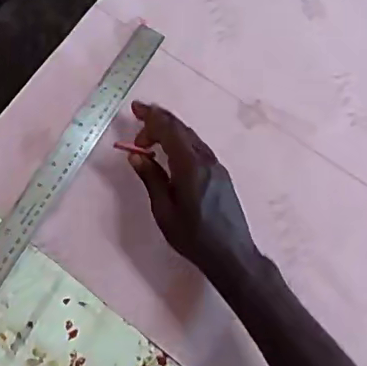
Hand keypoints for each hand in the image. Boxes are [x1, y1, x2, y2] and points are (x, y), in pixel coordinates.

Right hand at [125, 102, 262, 284]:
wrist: (232, 255)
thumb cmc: (194, 236)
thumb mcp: (164, 211)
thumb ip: (151, 179)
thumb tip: (136, 156)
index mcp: (190, 165)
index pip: (169, 129)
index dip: (150, 117)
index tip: (134, 110)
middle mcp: (205, 158)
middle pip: (180, 127)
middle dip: (158, 118)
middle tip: (137, 115)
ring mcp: (215, 165)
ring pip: (189, 136)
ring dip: (168, 130)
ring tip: (148, 137)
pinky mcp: (220, 173)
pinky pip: (196, 146)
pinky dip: (179, 140)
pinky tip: (169, 152)